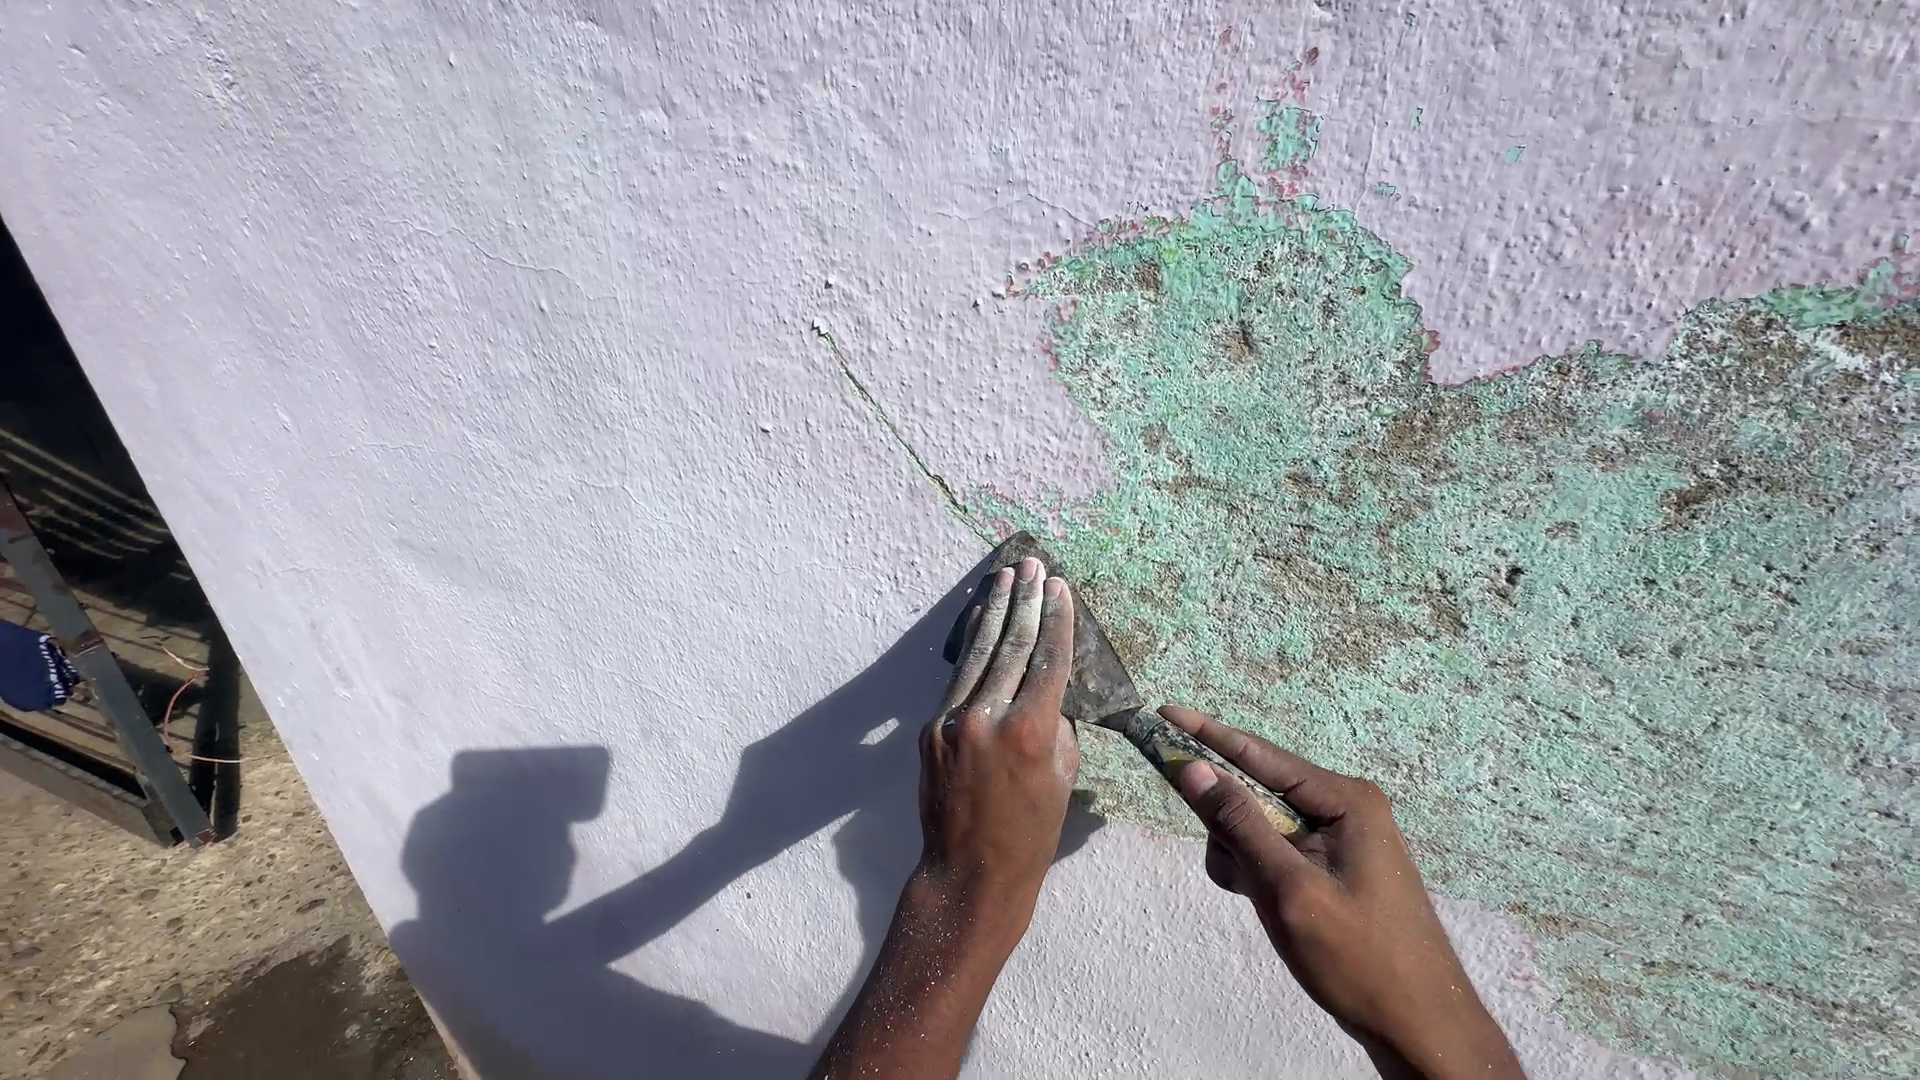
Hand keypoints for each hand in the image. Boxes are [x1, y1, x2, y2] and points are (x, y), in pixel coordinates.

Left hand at [913, 556, 1078, 944]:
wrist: (969, 872)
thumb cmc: (1030, 832)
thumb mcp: (1062, 775)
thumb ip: (1055, 721)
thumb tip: (1044, 686)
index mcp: (1030, 731)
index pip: (1048, 659)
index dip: (1056, 620)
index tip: (1060, 587)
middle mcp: (987, 717)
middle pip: (1010, 645)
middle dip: (1024, 601)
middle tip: (1032, 566)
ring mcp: (951, 721)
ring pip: (977, 654)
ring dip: (992, 612)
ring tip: (1004, 578)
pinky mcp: (929, 729)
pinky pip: (957, 680)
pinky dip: (972, 649)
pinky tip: (980, 623)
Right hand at [1163, 706, 1524, 1079]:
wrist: (1423, 1031)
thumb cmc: (1359, 959)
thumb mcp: (1287, 888)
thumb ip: (1238, 823)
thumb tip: (1192, 768)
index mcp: (1342, 799)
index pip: (1258, 754)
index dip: (1205, 733)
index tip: (1163, 712)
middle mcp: (1341, 805)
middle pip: (1254, 790)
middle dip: (1229, 825)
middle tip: (1236, 870)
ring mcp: (1339, 834)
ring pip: (1258, 822)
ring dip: (1242, 855)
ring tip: (1258, 897)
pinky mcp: (1332, 861)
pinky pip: (1274, 846)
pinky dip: (1257, 869)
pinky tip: (1266, 901)